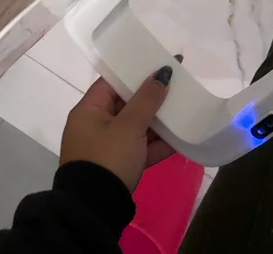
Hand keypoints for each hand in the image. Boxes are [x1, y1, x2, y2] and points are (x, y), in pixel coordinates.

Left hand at [59, 69, 173, 189]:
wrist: (95, 210)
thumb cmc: (108, 158)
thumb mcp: (129, 126)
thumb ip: (148, 98)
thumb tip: (163, 72)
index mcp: (89, 110)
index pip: (113, 81)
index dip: (136, 70)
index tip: (160, 62)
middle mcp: (94, 126)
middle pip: (126, 103)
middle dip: (151, 96)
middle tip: (177, 83)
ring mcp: (106, 148)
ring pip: (135, 126)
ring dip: (157, 120)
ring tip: (183, 106)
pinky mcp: (118, 167)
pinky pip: (139, 148)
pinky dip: (156, 143)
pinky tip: (180, 137)